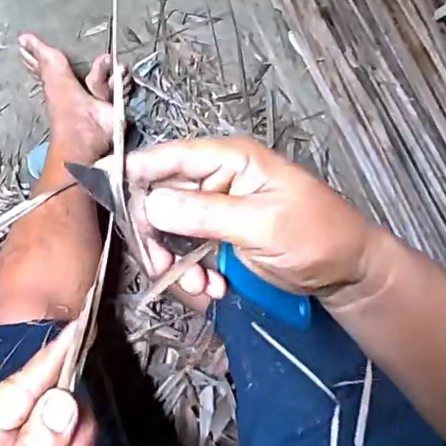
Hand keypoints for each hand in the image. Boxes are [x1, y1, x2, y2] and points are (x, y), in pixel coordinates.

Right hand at [121, 138, 384, 304]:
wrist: (348, 274)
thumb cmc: (317, 236)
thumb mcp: (264, 226)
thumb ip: (206, 214)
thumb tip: (150, 203)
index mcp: (229, 159)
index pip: (169, 157)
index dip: (132, 169)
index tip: (97, 182)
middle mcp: (215, 178)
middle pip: (159, 197)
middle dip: (156, 235)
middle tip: (164, 266)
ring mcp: (214, 208)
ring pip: (167, 229)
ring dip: (175, 261)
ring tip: (202, 286)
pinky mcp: (216, 236)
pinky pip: (184, 251)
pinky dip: (191, 273)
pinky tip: (213, 289)